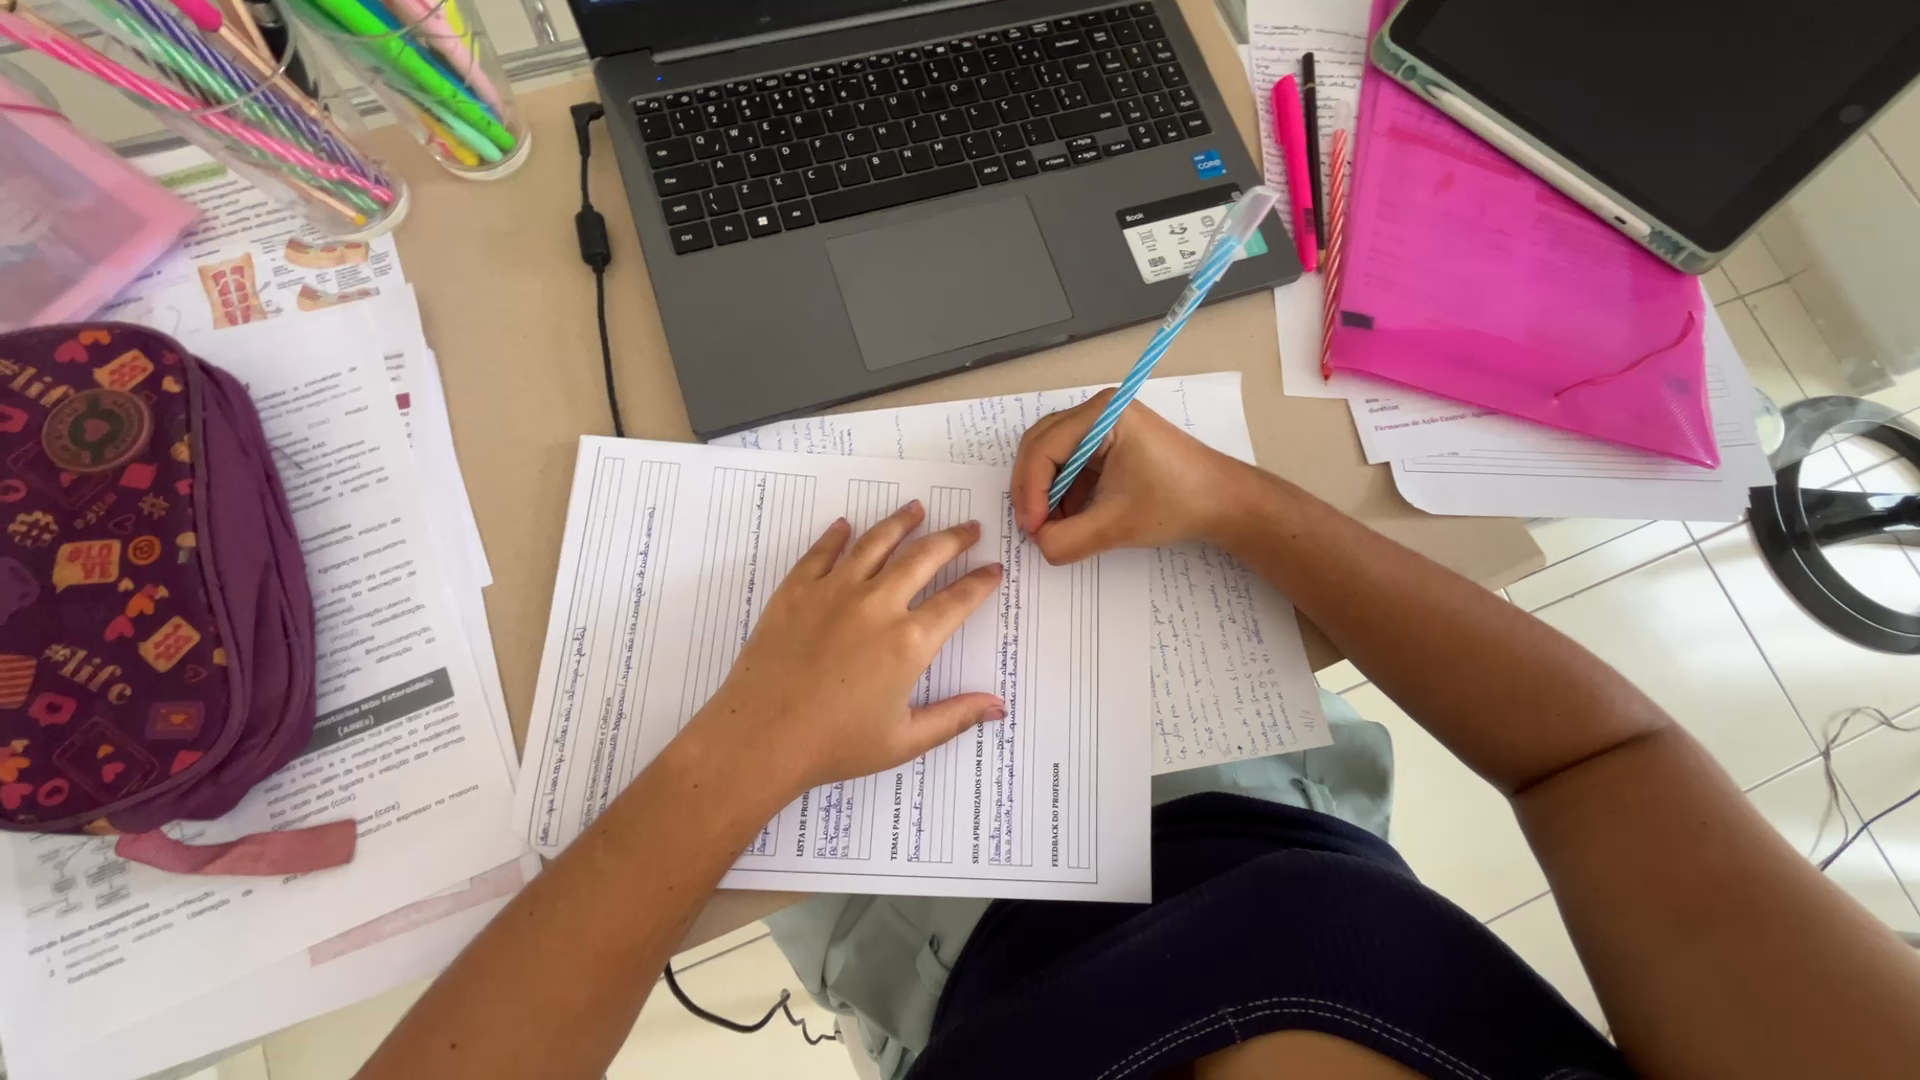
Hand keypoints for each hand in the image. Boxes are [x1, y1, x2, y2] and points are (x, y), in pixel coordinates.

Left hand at [691, 502, 1004, 796]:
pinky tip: (846, 524)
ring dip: (901, 522)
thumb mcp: (904, 740)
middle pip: (925, 558)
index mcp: (909, 642)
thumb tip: (999, 706)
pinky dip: (837, 535)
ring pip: (876, 543)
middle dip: (953, 539)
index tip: (994, 568)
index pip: (958, 600)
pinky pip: (822, 552)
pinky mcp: (796, 591)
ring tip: (916, 508)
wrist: (759, 739)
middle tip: (969, 527)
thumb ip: (955, 717)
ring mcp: (834, 592)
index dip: (981, 582)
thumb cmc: (834, 746)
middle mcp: (877, 605)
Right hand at [1010, 390, 1254, 563]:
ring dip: (1045, 492)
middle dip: (1032, 489)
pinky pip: (1069, 464)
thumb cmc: (1178, 504)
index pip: (1044, 448)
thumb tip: (1038, 544)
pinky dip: (1062, 492)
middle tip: (1033, 527)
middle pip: (1040, 445)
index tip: (1033, 529)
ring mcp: (1103, 426)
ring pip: (1051, 456)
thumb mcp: (1115, 526)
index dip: (1031, 491)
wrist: (1223, 503)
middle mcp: (1098, 411)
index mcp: (1102, 415)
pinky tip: (1069, 518)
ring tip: (1052, 526)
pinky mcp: (1109, 443)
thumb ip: (1066, 539)